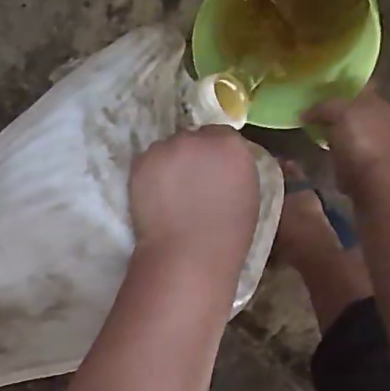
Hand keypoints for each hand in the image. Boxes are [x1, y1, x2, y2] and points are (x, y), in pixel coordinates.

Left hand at [129, 126, 260, 277]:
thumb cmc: (227, 235)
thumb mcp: (248, 194)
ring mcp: (167, 148)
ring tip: (170, 194)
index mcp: (231, 145)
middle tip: (190, 183)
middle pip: (193, 138)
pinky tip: (156, 198)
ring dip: (171, 164)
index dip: (215, 154)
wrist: (187, 255)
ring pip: (168, 149)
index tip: (211, 172)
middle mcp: (198, 138)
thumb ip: (235, 169)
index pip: (221, 135)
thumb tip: (221, 165)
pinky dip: (151, 176)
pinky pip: (149, 162)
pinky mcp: (142, 161)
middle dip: (192, 155)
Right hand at [304, 88, 389, 180]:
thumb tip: (305, 112)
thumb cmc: (360, 138)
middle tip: (306, 103)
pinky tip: (314, 141)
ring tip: (306, 122)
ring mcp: (366, 139)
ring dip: (327, 126)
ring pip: (342, 126)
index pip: (355, 86)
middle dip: (329, 106)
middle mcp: (373, 118)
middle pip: (347, 106)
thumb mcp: (339, 111)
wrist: (371, 177)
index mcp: (375, 101)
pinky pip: (338, 144)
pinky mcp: (356, 158)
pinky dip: (328, 143)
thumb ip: (323, 106)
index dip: (337, 84)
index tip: (315, 85)